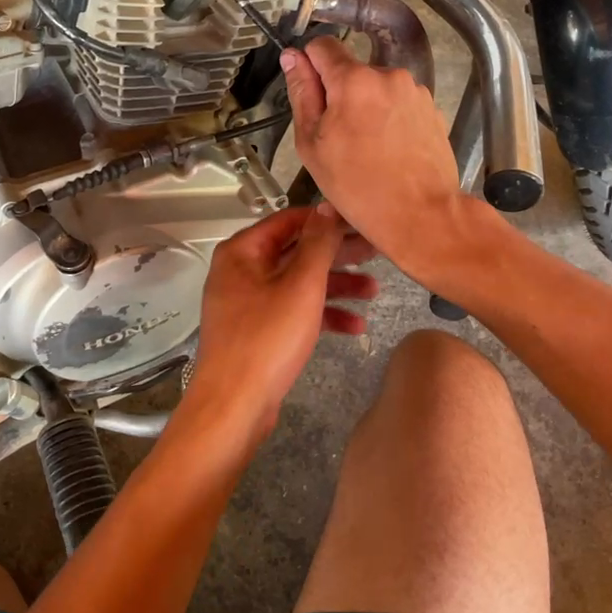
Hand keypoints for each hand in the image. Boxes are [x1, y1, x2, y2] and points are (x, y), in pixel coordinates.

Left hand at [187, 204, 378, 438]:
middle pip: (296, 252)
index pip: (289, 221)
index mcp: (242, 251)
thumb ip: (317, 244)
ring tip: (374, 292)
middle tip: (377, 253)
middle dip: (337, 255)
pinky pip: (293, 311)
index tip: (361, 222)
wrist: (234, 406)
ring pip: (298, 283)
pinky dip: (321, 315)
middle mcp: (242, 270)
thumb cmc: (266, 339)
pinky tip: (355, 326)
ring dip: (336, 287)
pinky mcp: (258, 330)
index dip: (326, 220)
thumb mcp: (300, 286)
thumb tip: (327, 206)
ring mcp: (248, 302)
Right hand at [282, 37, 469, 265]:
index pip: (322, 46)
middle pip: (351, 71)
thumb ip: (302, 93)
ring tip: (366, 148)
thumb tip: (292, 58)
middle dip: (339, 94)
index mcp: (354, 80)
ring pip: (375, 88)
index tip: (310, 94)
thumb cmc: (358, 186)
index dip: (310, 65)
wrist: (422, 215)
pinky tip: (388, 151)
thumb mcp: (312, 143)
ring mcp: (414, 91)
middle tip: (336, 137)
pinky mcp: (431, 108)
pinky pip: (398, 103)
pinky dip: (388, 118)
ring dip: (366, 107)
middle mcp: (388, 75)